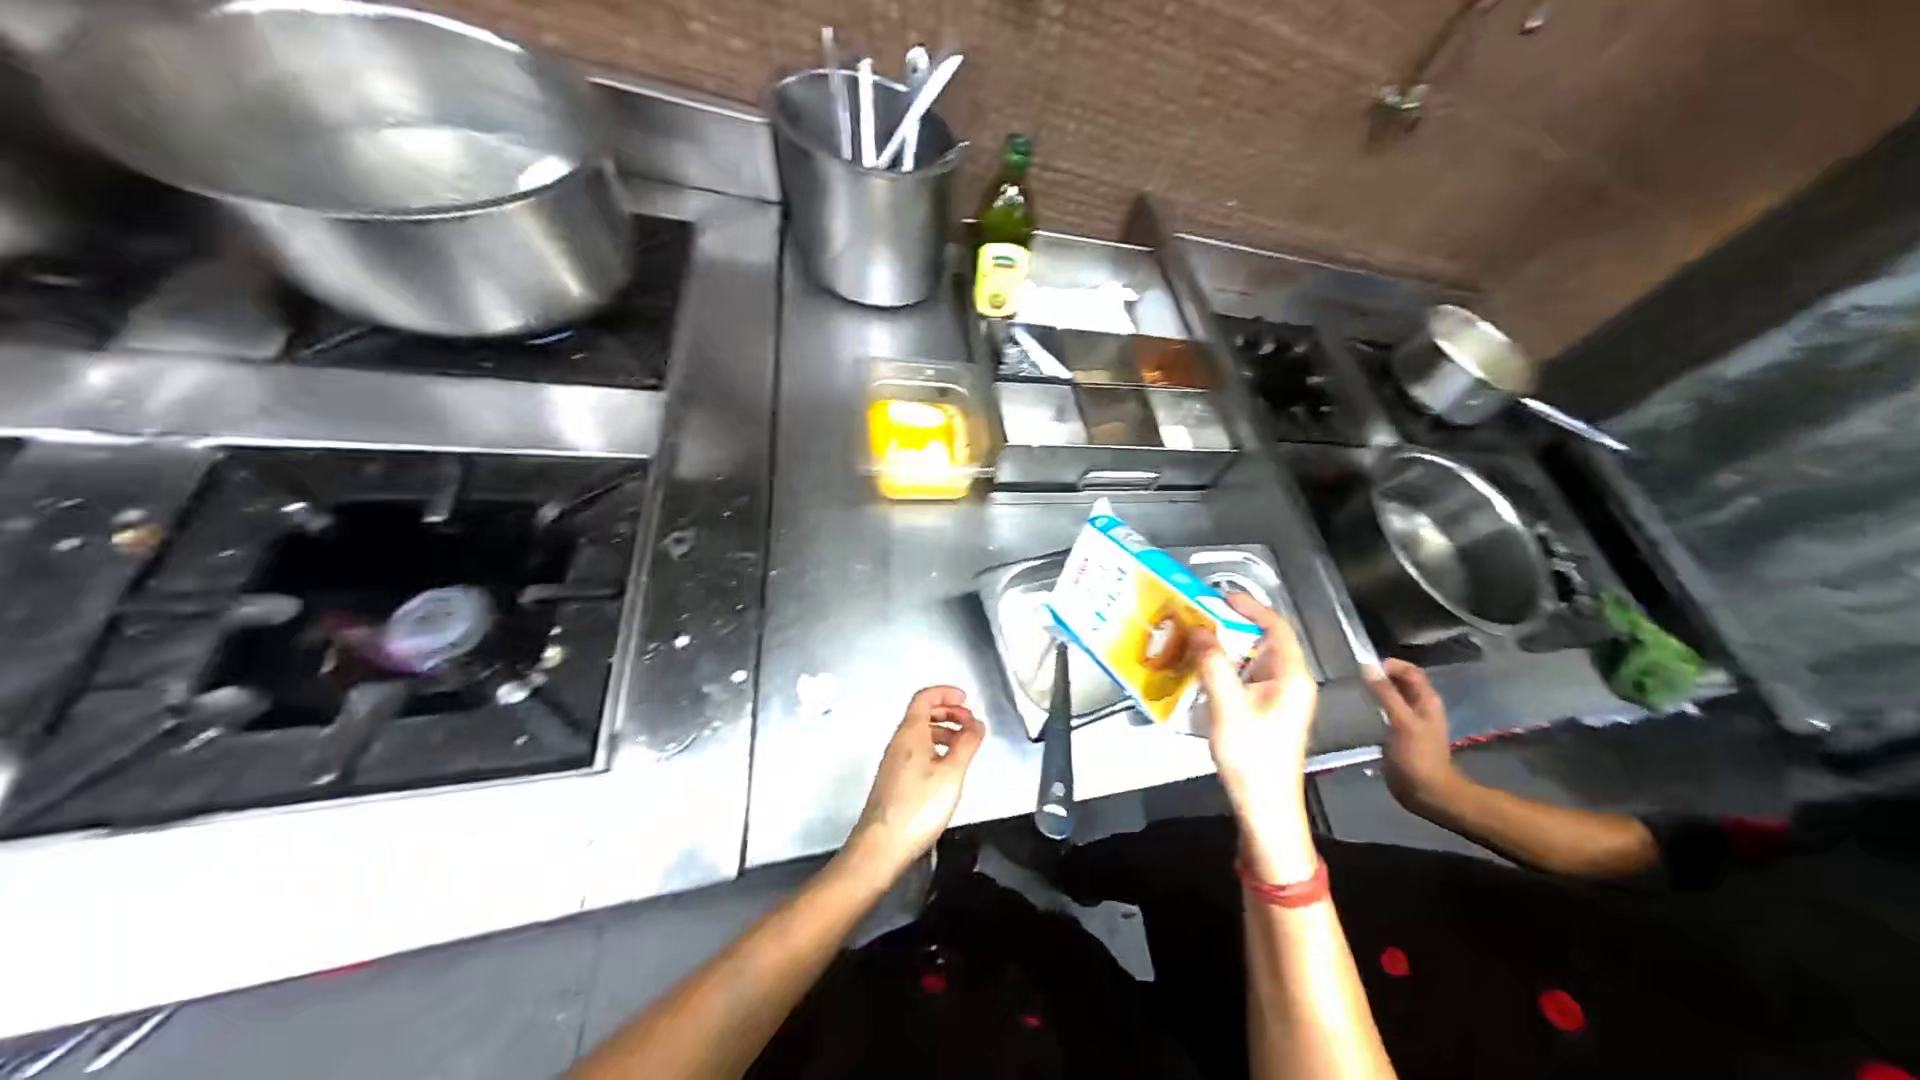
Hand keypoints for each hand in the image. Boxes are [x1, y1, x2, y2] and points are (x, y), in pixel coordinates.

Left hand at [846, 686, 985, 878]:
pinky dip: (935, 748)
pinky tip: (947, 767)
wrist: (882, 846)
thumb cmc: (917, 807)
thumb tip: (977, 723)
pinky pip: (916, 750)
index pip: (924, 698)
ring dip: (943, 731)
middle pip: (922, 713)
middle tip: (969, 722)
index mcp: (910, 733)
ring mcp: (894, 762)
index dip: (945, 693)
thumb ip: (967, 743)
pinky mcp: (894, 780)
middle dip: (948, 711)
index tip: (966, 700)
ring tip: (964, 745)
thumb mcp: (952, 772)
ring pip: (920, 733)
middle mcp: (898, 742)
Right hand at [1194, 594, 1318, 881]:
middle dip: (1229, 626)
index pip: (1276, 627)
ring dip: (1223, 647)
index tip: (1219, 596)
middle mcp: (1289, 682)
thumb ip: (1213, 665)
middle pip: (1262, 640)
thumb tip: (1198, 630)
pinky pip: (1245, 677)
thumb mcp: (1228, 708)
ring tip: (1191, 640)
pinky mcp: (1266, 712)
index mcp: (1290, 677)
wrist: (1265, 806)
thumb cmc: (1252, 757)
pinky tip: (1199, 671)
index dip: (1250, 607)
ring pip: (1251, 659)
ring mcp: (1279, 698)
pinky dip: (1223, 667)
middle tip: (1196, 618)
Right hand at [1365, 659, 1462, 813]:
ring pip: (1389, 697)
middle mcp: (1418, 706)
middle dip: (1378, 676)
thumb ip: (1386, 694)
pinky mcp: (1396, 733)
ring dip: (1373, 691)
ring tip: (1351, 691)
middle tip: (1352, 677)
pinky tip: (1356, 710)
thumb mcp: (1402, 722)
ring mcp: (1407, 720)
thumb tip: (1367, 666)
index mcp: (1426, 700)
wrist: (1425, 792)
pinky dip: (1371, 707)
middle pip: (1399, 682)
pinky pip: (1382, 712)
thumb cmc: (1417, 756)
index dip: (1389, 665)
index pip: (1409, 670)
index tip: (1363, 668)